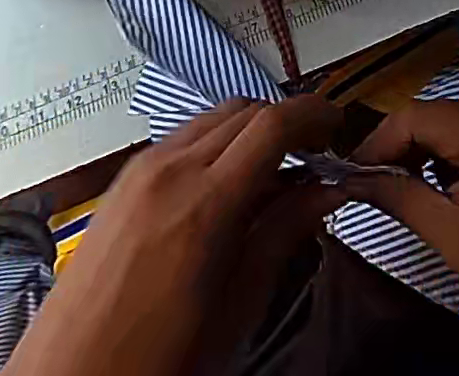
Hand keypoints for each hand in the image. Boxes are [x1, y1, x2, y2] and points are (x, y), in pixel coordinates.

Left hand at [3, 96, 344, 375]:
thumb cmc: (152, 363)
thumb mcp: (236, 305)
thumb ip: (285, 232)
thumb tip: (325, 192)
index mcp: (204, 204)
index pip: (272, 123)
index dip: (312, 114)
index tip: (334, 125)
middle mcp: (170, 170)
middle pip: (246, 109)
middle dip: (286, 120)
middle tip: (312, 150)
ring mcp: (141, 168)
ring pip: (215, 115)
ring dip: (252, 127)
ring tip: (274, 167)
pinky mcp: (124, 177)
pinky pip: (184, 134)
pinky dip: (218, 140)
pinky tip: (228, 179)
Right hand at [342, 99, 458, 375]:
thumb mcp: (451, 236)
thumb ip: (398, 196)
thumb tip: (351, 177)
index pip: (415, 118)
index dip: (377, 142)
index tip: (349, 169)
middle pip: (427, 114)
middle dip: (393, 145)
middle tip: (363, 177)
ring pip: (440, 119)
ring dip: (413, 147)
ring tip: (388, 181)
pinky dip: (436, 149)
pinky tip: (422, 177)